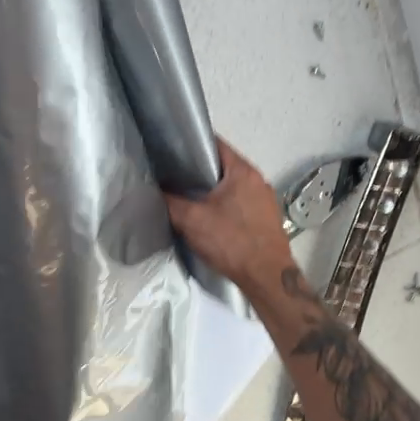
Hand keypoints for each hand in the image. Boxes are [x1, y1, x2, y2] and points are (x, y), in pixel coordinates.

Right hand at [166, 138, 295, 294]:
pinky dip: (221, 203)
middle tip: (171, 177)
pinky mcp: (265, 217)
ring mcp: (264, 199)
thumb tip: (153, 189)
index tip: (168, 151)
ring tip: (186, 198)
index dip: (189, 144)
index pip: (214, 144)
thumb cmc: (230, 241)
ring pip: (229, 185)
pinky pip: (238, 201)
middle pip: (221, 166)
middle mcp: (258, 179)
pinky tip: (206, 217)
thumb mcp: (191, 220)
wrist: (266, 276)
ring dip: (209, 189)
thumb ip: (170, 201)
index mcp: (242, 171)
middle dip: (196, 170)